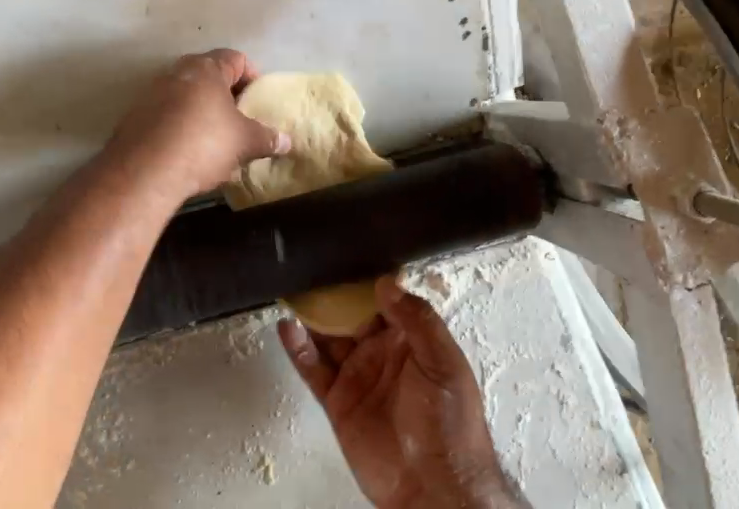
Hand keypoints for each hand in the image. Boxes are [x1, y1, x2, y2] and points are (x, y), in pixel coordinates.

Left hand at [102, 49, 289, 199]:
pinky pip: (167, 116)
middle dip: (226, 96)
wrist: (145, 171)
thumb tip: (286, 141)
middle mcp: (176, 72)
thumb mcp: (244, 142)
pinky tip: (188, 153)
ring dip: (202, 112)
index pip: (236, 58)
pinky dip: (180, 127)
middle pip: (209, 76)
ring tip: (216, 140)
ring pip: (186, 96)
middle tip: (241, 119)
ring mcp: (152, 93)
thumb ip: (267, 138)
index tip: (259, 100)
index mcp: (206, 69)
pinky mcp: (135, 117)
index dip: (252, 76)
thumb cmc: (203, 143)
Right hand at [280, 278, 528, 508]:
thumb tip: (387, 283)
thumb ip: (418, 321)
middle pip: (351, 314)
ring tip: (293, 288)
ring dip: (312, 315)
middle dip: (334, 292)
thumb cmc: (451, 424)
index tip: (348, 253)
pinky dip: (298, 348)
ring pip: (328, 337)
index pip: (386, 300)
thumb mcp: (443, 364)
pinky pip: (313, 369)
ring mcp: (358, 376)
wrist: (434, 487)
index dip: (368, 279)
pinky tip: (287, 327)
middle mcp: (381, 353)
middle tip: (312, 265)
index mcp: (410, 340)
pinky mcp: (338, 401)